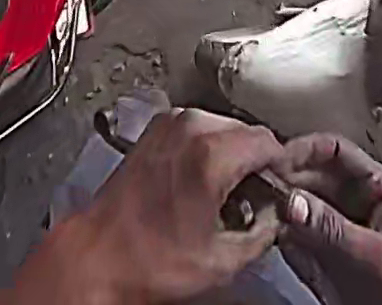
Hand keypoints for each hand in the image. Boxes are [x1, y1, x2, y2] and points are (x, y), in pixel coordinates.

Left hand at [0, 109, 285, 304]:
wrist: (100, 252)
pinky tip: (201, 176)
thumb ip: (262, 231)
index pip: (267, 142)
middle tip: (256, 194)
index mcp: (210, 153)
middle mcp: (190, 126)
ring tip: (226, 188)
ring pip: (222, 125)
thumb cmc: (150, 259)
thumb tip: (276, 214)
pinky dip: (207, 145)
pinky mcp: (157, 126)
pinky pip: (197, 126)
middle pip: (245, 131)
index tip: (281, 185)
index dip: (280, 165)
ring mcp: (171, 121)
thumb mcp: (221, 260)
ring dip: (232, 151)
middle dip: (256, 158)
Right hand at [276, 134, 381, 304]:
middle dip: (288, 179)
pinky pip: (299, 242)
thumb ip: (334, 228)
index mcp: (377, 189)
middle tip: (261, 184)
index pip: (334, 150)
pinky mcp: (329, 265)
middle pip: (312, 177)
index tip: (277, 157)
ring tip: (261, 209)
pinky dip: (284, 239)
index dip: (305, 148)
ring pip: (302, 208)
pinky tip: (273, 237)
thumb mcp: (378, 256)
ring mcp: (341, 235)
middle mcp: (355, 206)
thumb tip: (292, 200)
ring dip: (281, 209)